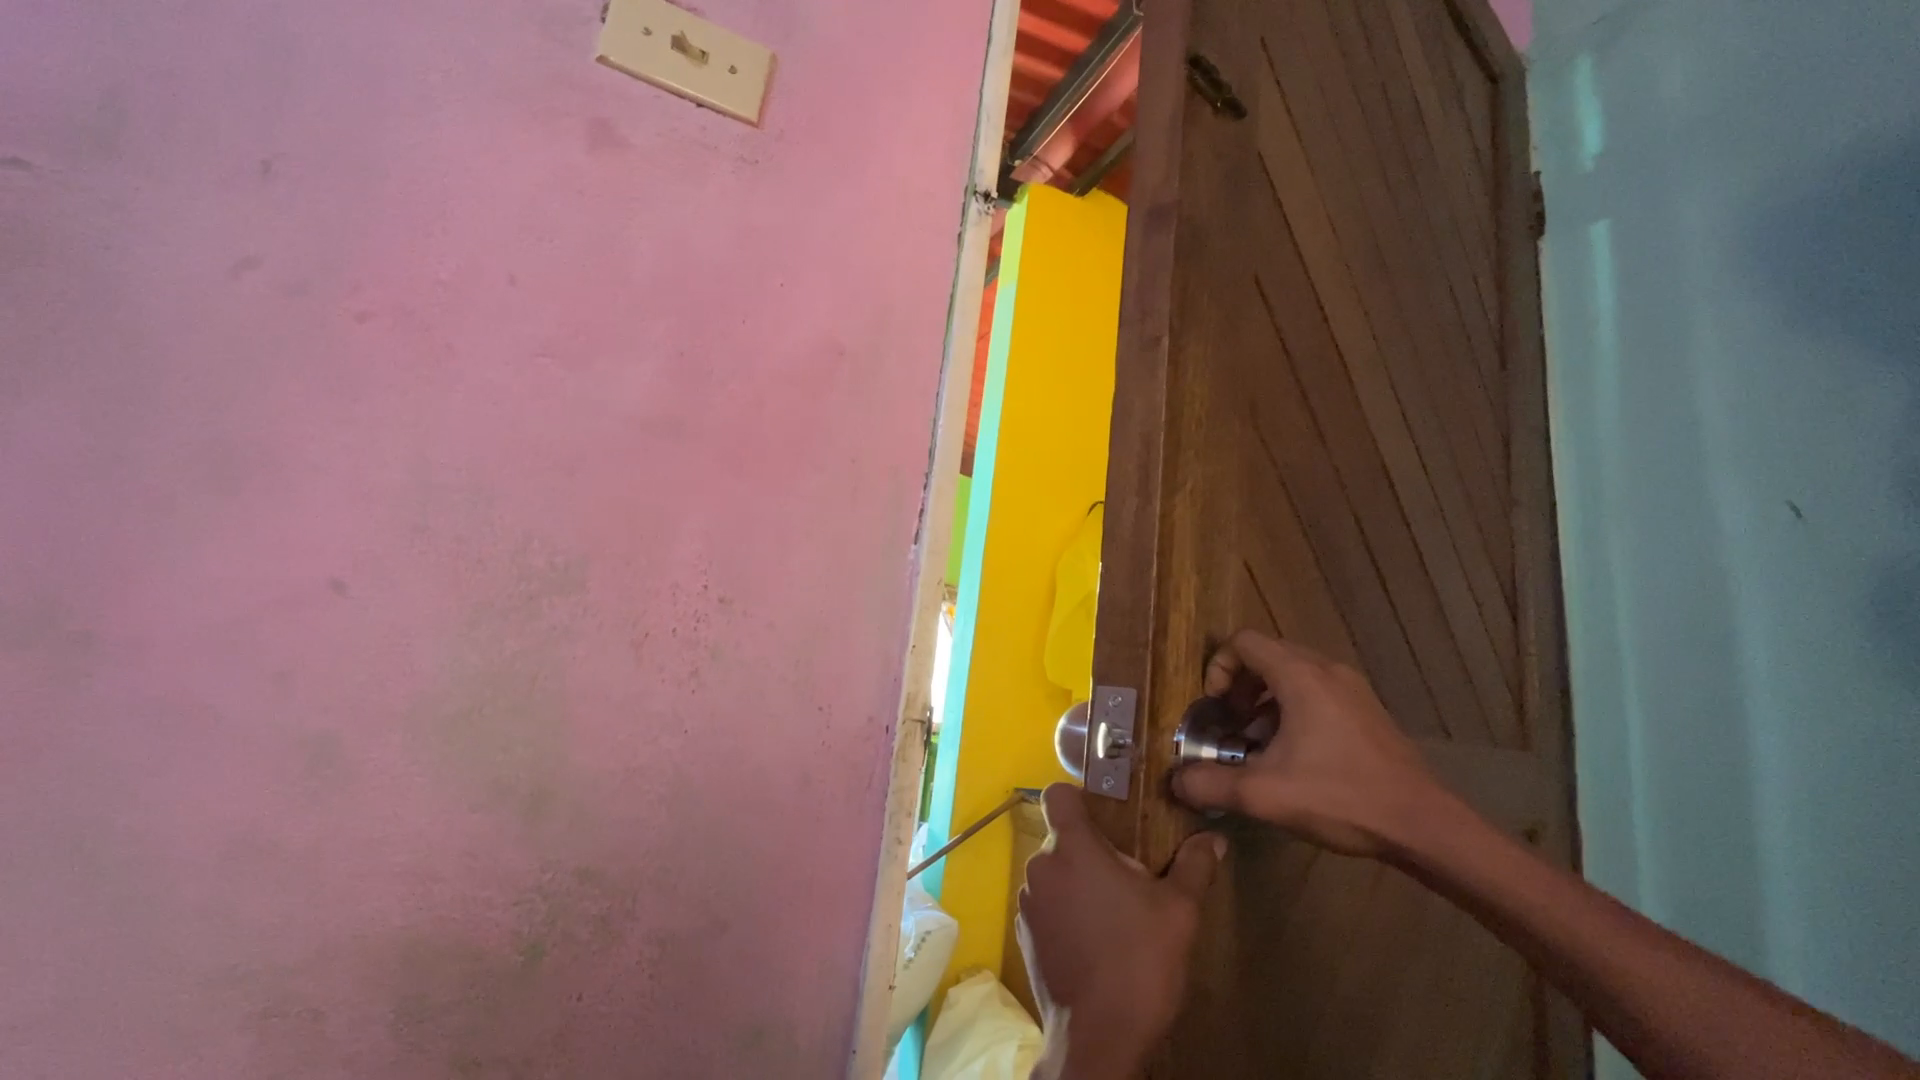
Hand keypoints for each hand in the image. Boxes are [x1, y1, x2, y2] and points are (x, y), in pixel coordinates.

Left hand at [1017, 784, 1222, 1078]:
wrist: (1098, 1036)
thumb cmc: (1138, 961)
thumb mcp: (1179, 910)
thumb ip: (1194, 866)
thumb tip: (1213, 839)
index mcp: (1072, 847)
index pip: (1058, 794)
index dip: (1079, 796)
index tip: (1107, 813)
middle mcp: (1039, 867)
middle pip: (1060, 837)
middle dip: (1091, 848)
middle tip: (1129, 874)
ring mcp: (1027, 902)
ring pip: (1052, 872)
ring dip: (1076, 880)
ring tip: (1114, 910)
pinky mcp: (1023, 935)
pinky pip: (1044, 904)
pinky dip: (1064, 910)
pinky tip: (1094, 939)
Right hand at [1172, 629, 1454, 857]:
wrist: (1422, 825)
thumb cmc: (1340, 797)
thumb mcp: (1263, 795)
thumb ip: (1210, 784)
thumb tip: (1176, 782)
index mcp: (1300, 677)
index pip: (1244, 642)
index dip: (1217, 667)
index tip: (1214, 707)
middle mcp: (1327, 671)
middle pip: (1268, 655)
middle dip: (1238, 686)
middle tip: (1229, 725)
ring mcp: (1352, 690)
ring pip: (1293, 675)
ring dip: (1264, 701)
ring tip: (1256, 744)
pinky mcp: (1367, 712)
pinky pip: (1317, 693)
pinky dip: (1292, 711)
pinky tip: (1292, 758)